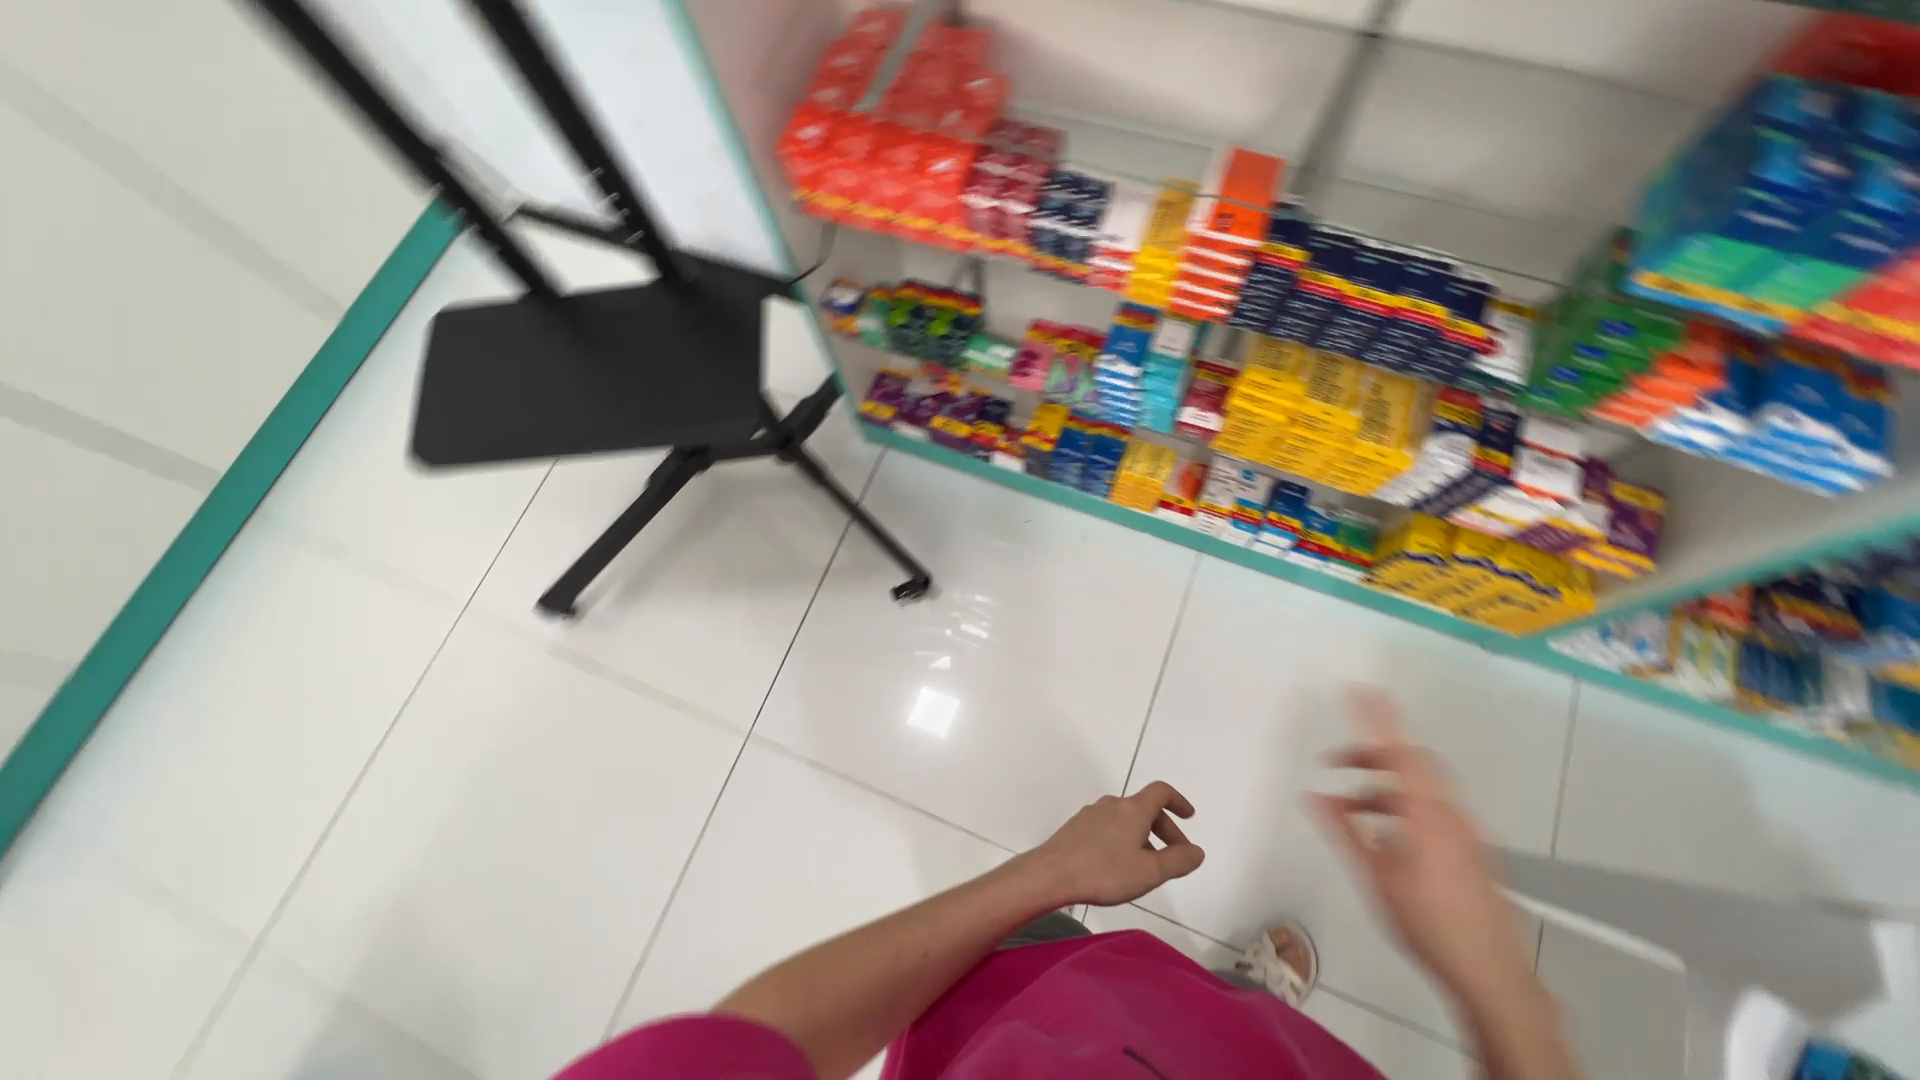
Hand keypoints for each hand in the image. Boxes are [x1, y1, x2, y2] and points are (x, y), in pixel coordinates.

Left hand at [1021, 781, 1205, 906]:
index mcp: (1133, 809)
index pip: (1161, 792)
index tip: (1189, 817)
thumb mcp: (1149, 872)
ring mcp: (1091, 814)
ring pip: (1126, 819)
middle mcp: (1112, 805)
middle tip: (1175, 855)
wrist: (1051, 874)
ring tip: (1148, 865)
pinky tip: (1120, 865)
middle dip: (1165, 829)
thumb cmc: (1104, 871)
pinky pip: (1109, 827)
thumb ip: (1178, 861)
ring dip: (1143, 836)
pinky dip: (1124, 839)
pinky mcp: (1077, 827)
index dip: (1178, 801)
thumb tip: (1197, 851)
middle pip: (1145, 807)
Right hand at [1309, 687, 1533, 1005]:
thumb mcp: (1374, 875)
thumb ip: (1343, 829)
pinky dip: (1402, 808)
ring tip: (1349, 807)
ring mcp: (1467, 833)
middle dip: (1371, 755)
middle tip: (1335, 761)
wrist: (1491, 973)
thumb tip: (1314, 794)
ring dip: (1383, 787)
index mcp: (1426, 813)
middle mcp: (1451, 814)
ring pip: (1420, 790)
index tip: (1358, 688)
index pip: (1398, 751)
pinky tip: (1384, 837)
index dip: (1377, 717)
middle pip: (1411, 765)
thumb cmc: (1426, 921)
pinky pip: (1433, 811)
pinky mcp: (1473, 851)